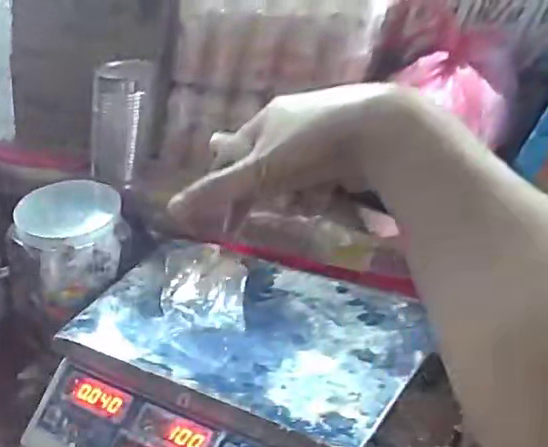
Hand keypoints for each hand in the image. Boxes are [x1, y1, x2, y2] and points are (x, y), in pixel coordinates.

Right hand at [168, 83, 438, 236]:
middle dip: (264, 197)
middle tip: (268, 213)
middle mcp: (288, 126)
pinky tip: (330, 196)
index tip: (225, 224)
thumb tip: (170, 210)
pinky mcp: (341, 155)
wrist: (377, 133)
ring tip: (309, 201)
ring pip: (290, 184)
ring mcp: (317, 139)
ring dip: (295, 201)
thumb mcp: (255, 172)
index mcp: (264, 121)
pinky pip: (317, 185)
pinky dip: (319, 196)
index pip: (230, 158)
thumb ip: (214, 193)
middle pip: (261, 174)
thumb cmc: (309, 146)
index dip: (223, 191)